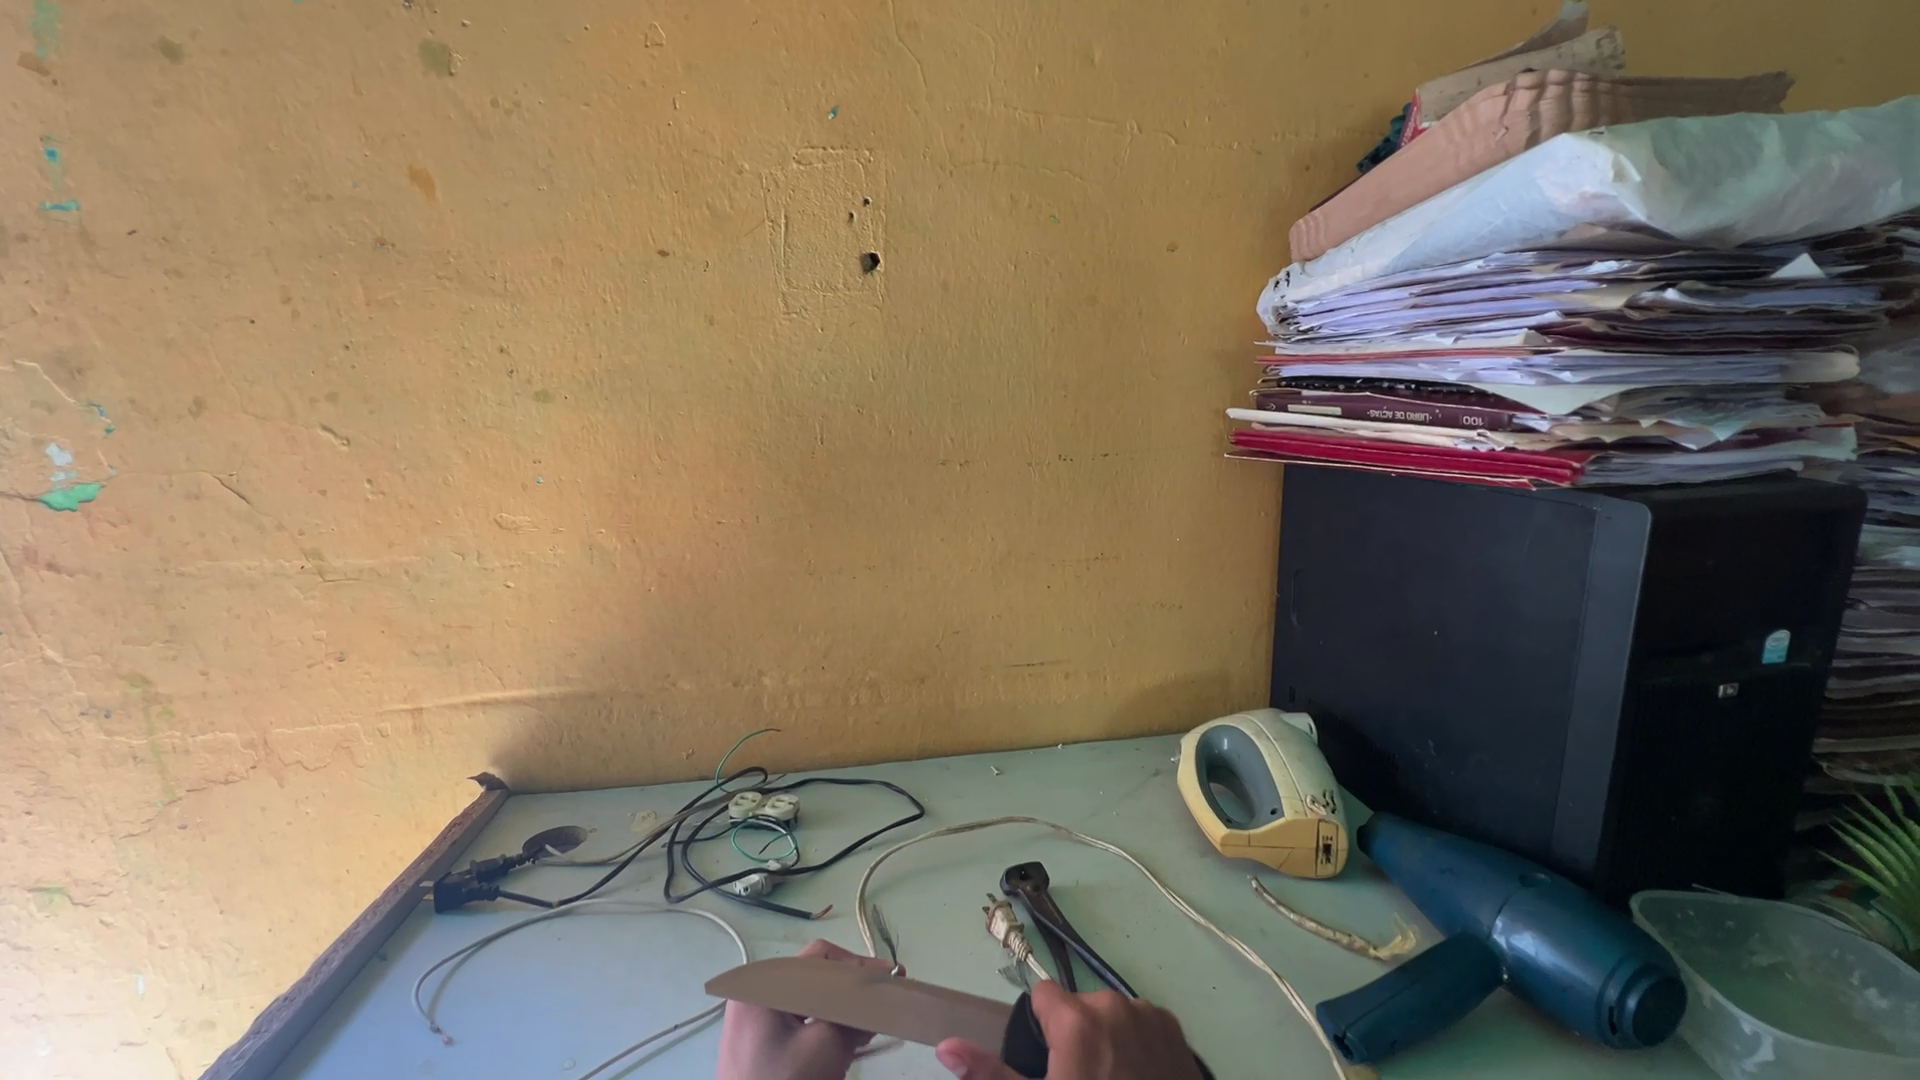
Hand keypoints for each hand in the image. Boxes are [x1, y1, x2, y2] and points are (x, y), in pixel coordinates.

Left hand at [715, 939, 895, 1079]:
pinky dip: (823, 1024)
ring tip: (868, 1022)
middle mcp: (754, 994)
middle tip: (882, 999)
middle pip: (813, 977)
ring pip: (807, 1000)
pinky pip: (796, 1021)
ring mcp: (754, 1020)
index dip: (858, 965)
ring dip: (840, 1008)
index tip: (889, 977)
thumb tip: (878, 999)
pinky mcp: (758, 1043)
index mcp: (763, 986)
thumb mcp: (827, 1046)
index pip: (819, 958)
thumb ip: (853, 1015)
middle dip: (851, 989)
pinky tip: (846, 1038)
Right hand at [934, 981, 1202, 1079]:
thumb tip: (947, 1046)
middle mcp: (1112, 1004)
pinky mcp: (1176, 1030)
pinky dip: (1139, 1043)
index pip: (1043, 996)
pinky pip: (1144, 1023)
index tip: (1052, 1062)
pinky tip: (1140, 1077)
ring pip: (1112, 1014)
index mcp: (1076, 1020)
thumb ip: (990, 1072)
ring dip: (1109, 1038)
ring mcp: (1148, 1015)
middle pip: (1079, 1007)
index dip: (1044, 1030)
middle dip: (1077, 1036)